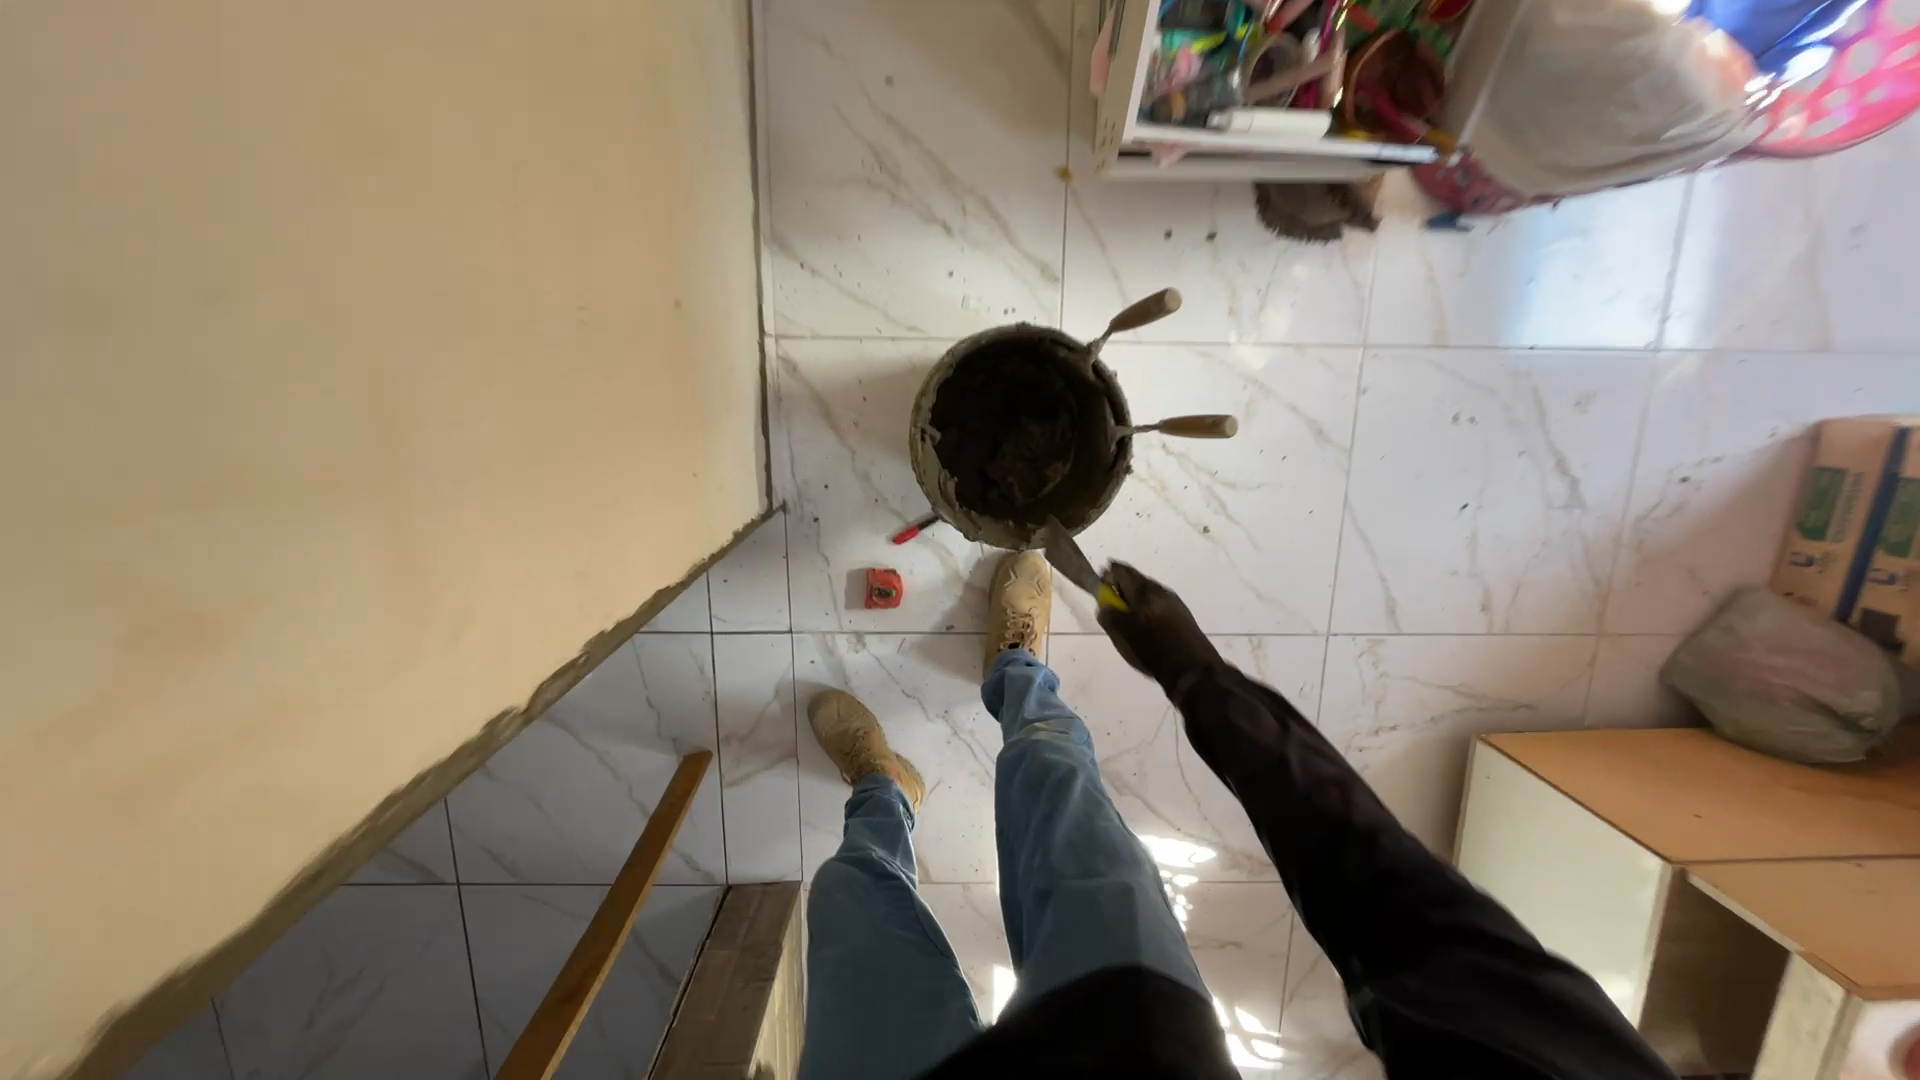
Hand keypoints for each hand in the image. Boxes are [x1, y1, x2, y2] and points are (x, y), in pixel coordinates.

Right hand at [1096, 562, 1222, 688]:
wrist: (1193, 670)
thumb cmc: (1155, 653)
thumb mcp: (1125, 637)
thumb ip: (1110, 618)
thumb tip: (1103, 606)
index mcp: (1144, 593)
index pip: (1122, 572)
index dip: (1109, 573)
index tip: (1101, 579)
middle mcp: (1160, 591)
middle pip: (1137, 578)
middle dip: (1122, 583)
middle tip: (1111, 594)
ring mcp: (1173, 601)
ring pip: (1148, 589)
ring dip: (1135, 593)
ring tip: (1125, 609)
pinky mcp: (1182, 613)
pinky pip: (1157, 600)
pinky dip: (1146, 603)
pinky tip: (1143, 618)